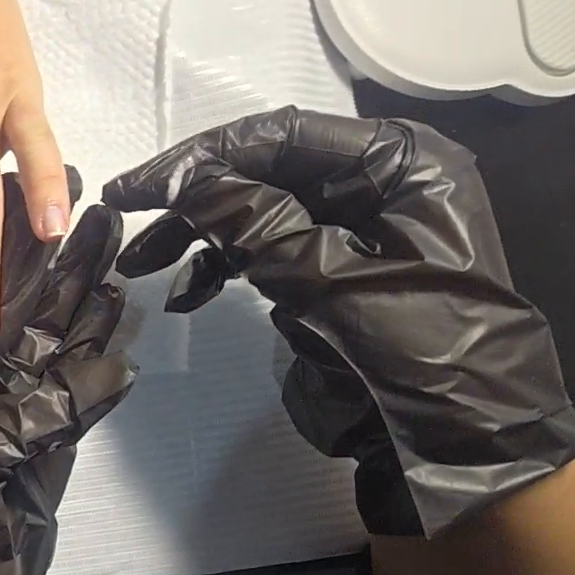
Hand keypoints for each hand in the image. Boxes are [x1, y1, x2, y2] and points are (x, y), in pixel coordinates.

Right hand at [105, 107, 574, 537]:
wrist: (448, 437)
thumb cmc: (410, 346)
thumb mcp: (325, 277)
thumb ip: (253, 221)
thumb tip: (184, 182)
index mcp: (396, 164)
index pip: (281, 137)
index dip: (200, 157)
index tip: (133, 187)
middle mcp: (372, 184)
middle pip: (261, 173)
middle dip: (191, 201)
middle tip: (126, 222)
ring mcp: (347, 229)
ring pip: (251, 214)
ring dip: (194, 237)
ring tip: (139, 266)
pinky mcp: (322, 271)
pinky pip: (257, 254)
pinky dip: (217, 271)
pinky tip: (186, 299)